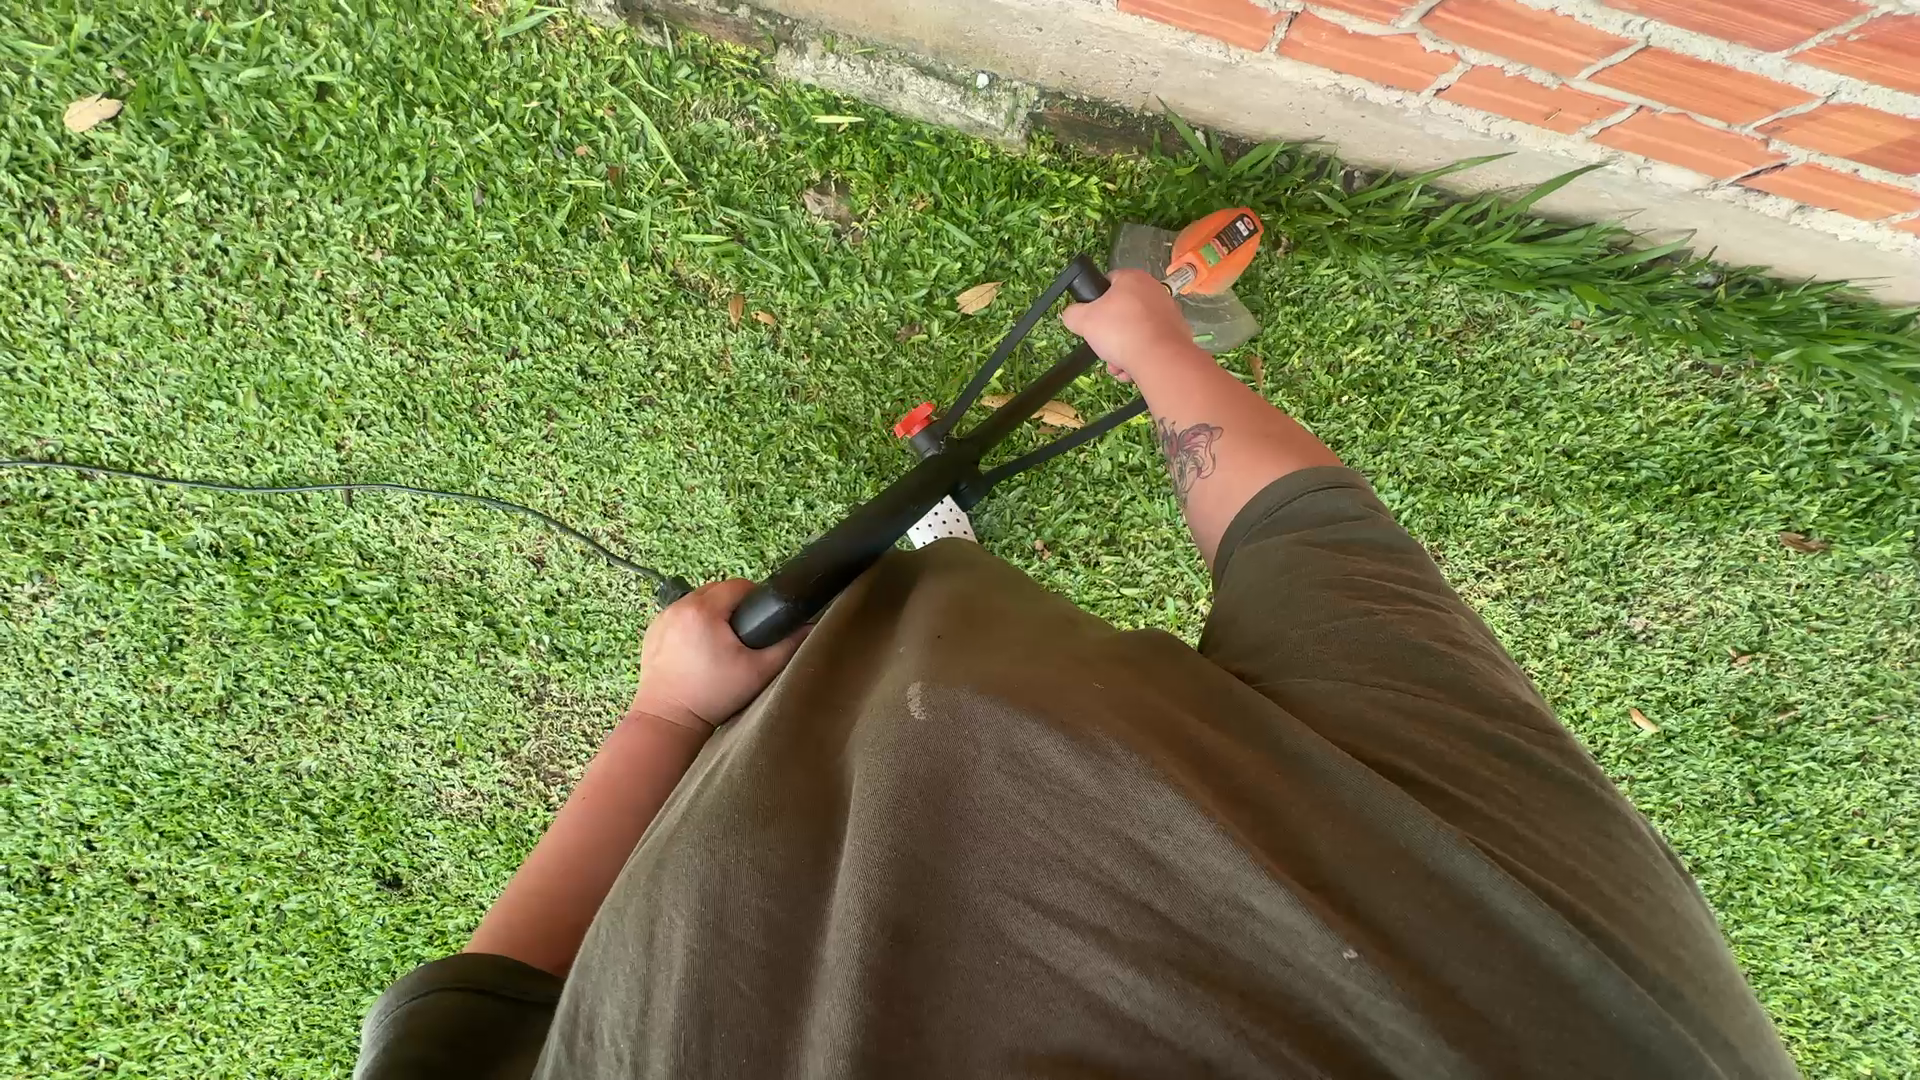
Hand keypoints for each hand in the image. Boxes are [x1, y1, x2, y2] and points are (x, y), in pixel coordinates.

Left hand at [627, 578, 808, 732]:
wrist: (669, 720)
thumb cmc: (714, 696)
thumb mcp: (759, 671)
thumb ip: (788, 645)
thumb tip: (810, 626)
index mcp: (703, 610)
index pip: (738, 585)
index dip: (756, 598)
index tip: (761, 621)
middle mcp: (679, 607)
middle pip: (717, 589)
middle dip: (734, 605)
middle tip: (745, 633)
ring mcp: (662, 618)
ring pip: (698, 601)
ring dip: (713, 612)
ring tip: (724, 641)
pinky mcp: (652, 631)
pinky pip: (681, 614)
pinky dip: (693, 623)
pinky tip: (702, 647)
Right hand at [1060, 268, 1208, 383]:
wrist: (1159, 357)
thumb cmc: (1120, 331)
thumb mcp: (1083, 321)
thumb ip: (1072, 314)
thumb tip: (1071, 314)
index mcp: (1132, 278)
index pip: (1108, 282)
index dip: (1096, 301)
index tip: (1091, 320)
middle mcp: (1154, 290)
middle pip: (1122, 311)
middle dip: (1109, 334)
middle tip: (1102, 347)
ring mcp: (1168, 311)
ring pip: (1135, 330)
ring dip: (1122, 350)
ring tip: (1117, 365)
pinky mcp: (1177, 333)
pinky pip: (1150, 343)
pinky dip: (1139, 356)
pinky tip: (1131, 369)